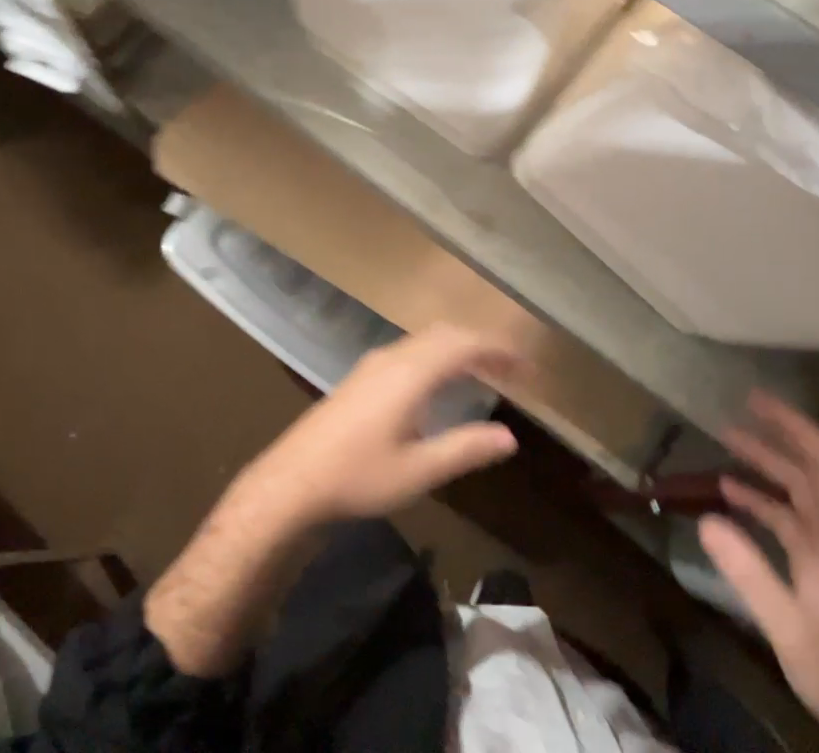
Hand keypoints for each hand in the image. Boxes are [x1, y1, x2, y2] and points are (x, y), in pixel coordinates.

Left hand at [235, 324, 521, 528]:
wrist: (290, 483)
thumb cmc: (357, 477)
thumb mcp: (418, 471)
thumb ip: (465, 449)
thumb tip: (509, 437)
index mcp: (409, 374)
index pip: (464, 344)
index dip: (500, 350)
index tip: (528, 366)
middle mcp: (391, 359)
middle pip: (444, 334)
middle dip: (481, 344)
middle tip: (512, 368)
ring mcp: (371, 366)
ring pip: (424, 341)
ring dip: (457, 348)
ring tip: (484, 372)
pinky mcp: (358, 379)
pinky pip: (408, 352)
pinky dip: (436, 357)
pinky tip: (438, 386)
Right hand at [698, 393, 818, 752]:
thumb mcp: (789, 627)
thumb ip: (748, 572)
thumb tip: (705, 518)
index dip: (794, 426)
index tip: (757, 402)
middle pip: (815, 473)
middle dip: (775, 441)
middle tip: (731, 418)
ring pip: (806, 499)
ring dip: (769, 474)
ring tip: (726, 452)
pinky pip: (802, 527)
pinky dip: (771, 509)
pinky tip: (737, 505)